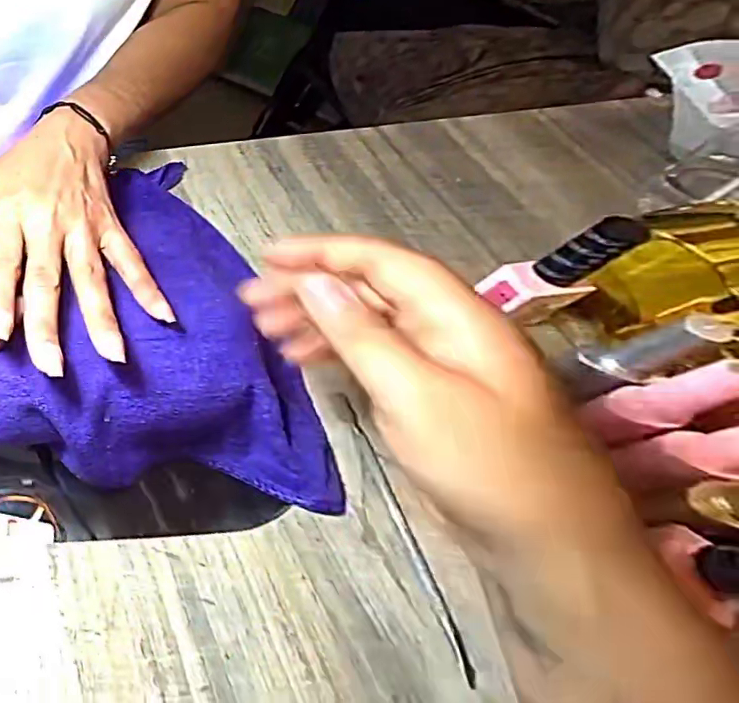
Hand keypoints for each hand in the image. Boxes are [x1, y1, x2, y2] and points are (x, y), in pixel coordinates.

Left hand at [0, 107, 172, 375]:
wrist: (69, 133)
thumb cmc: (20, 163)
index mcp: (10, 215)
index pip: (4, 262)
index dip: (1, 297)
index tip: (0, 333)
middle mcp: (46, 225)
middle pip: (47, 278)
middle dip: (50, 324)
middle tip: (52, 366)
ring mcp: (82, 226)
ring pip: (90, 276)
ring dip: (102, 316)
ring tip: (112, 355)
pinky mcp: (109, 225)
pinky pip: (129, 258)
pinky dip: (146, 285)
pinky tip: (163, 316)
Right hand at [238, 236, 640, 553]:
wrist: (552, 550)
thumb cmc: (483, 464)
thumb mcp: (411, 393)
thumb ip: (358, 332)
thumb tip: (312, 280)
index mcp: (461, 320)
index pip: (385, 263)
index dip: (323, 252)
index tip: (266, 257)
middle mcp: (451, 331)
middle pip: (369, 289)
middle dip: (307, 288)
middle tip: (251, 300)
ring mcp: (442, 363)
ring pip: (365, 319)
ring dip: (312, 317)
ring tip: (264, 328)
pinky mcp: (429, 391)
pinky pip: (371, 351)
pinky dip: (330, 346)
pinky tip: (298, 356)